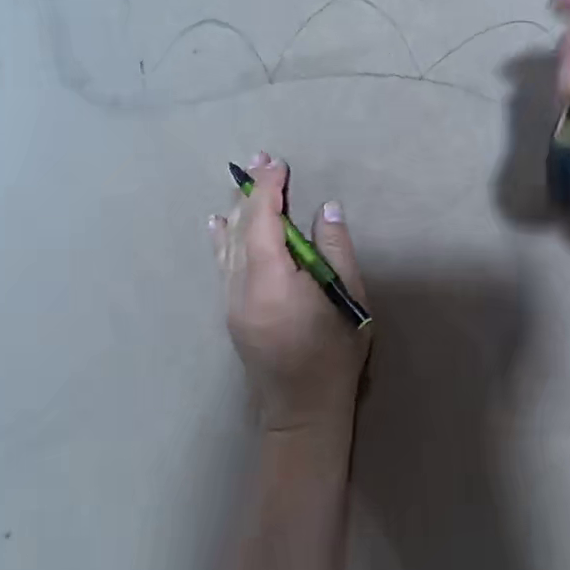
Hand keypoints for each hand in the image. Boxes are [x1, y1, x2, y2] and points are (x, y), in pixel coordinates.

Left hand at [210, 153, 370, 435]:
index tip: (277, 163)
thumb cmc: (336, 355)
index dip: (269, 190)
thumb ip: (336, 252)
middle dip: (251, 192)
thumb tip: (326, 209)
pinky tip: (219, 222)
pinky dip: (223, 238)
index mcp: (274, 284)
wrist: (303, 410)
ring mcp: (231, 303)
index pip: (265, 223)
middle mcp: (243, 289)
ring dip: (237, 210)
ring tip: (243, 180)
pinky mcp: (231, 312)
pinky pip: (223, 264)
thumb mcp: (350, 300)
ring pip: (228, 245)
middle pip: (242, 230)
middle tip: (259, 159)